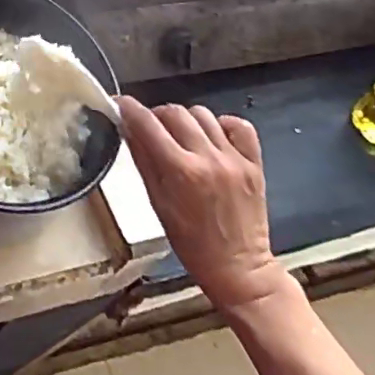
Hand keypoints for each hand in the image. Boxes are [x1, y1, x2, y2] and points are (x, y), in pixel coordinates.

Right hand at [116, 96, 293, 310]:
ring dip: (186, 120)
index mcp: (180, 171)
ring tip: (182, 137)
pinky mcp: (254, 163)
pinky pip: (238, 125)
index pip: (147, 122)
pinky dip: (222, 125)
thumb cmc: (191, 243)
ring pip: (202, 114)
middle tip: (152, 129)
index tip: (120, 103)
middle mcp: (208, 158)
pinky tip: (213, 138)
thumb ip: (142, 159)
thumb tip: (127, 127)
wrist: (239, 270)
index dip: (129, 107)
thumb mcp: (157, 202)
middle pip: (174, 112)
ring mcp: (234, 159)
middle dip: (156, 115)